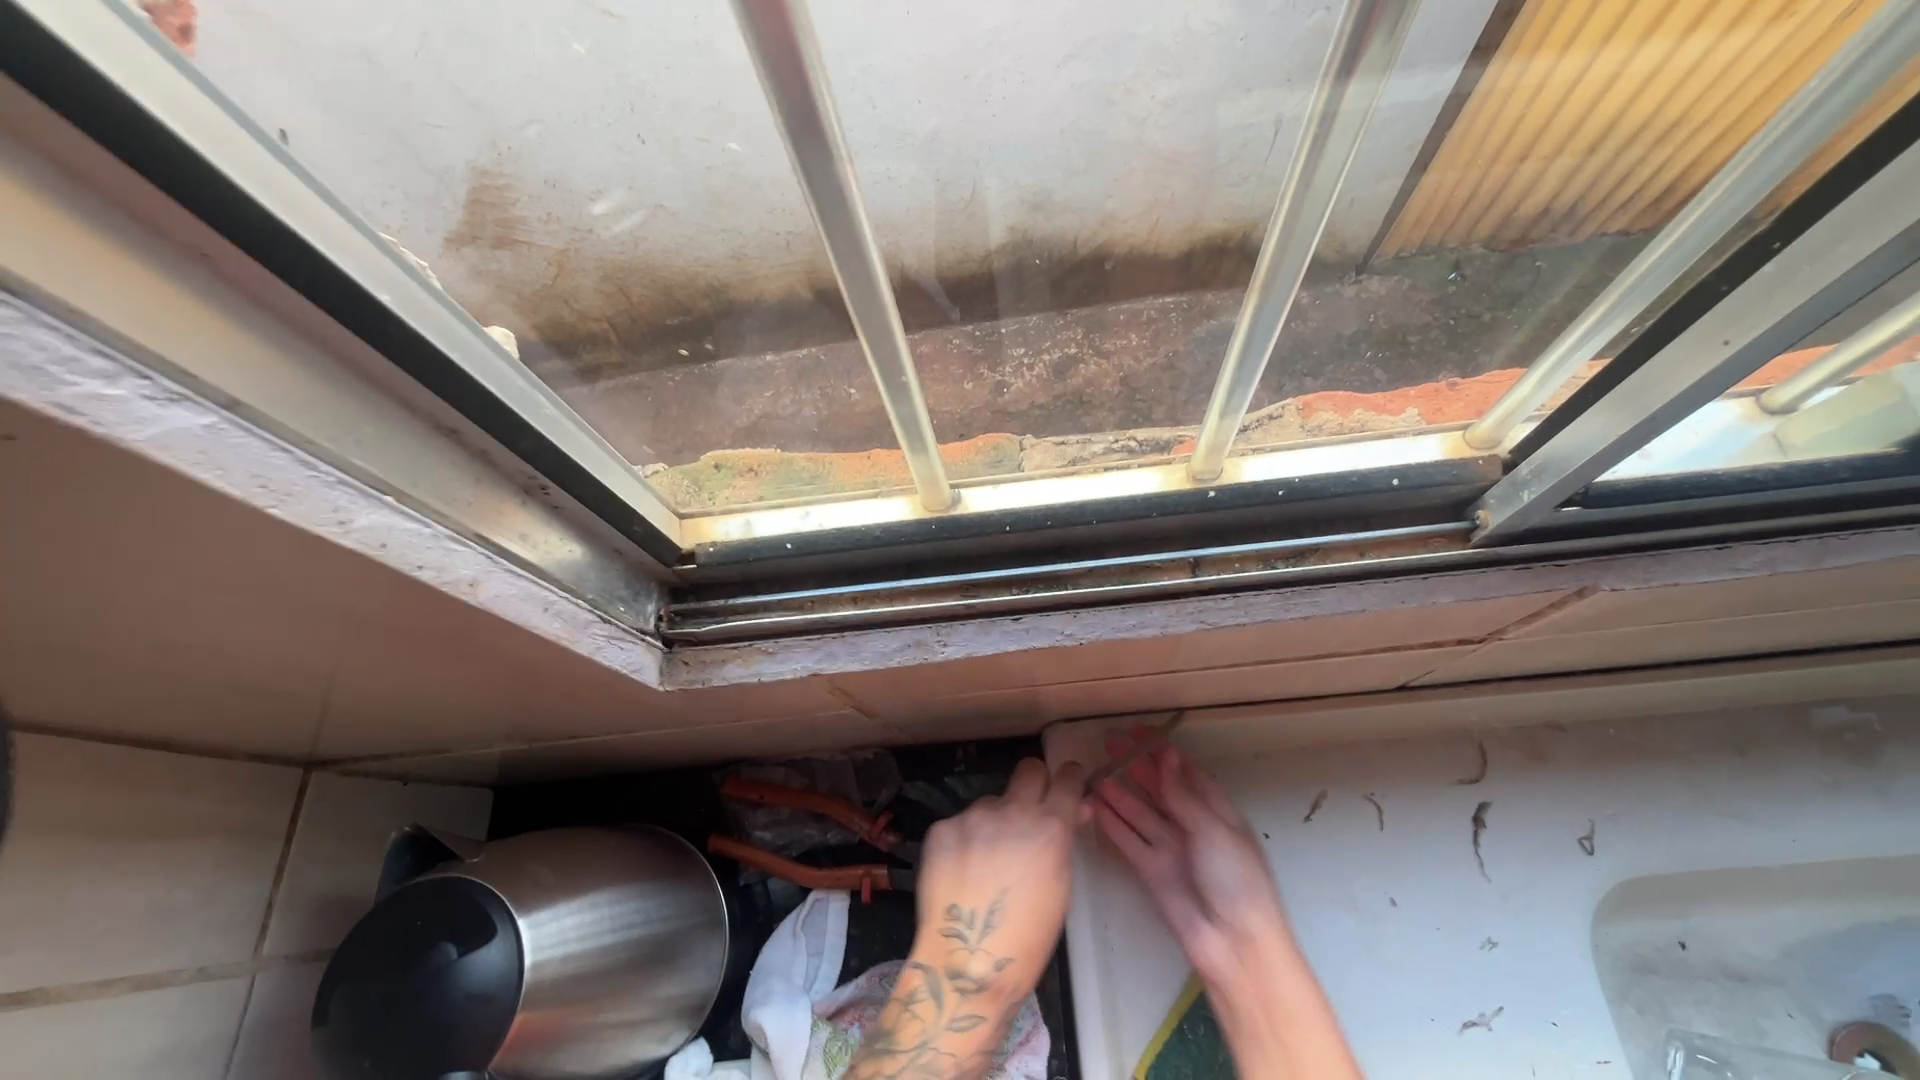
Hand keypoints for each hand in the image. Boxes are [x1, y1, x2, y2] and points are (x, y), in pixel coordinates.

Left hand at [846, 758, 1083, 1079]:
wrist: (966, 963)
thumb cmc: (1027, 938)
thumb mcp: (1060, 887)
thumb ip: (1062, 841)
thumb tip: (1073, 811)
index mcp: (1050, 827)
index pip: (1066, 779)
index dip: (1068, 778)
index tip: (1064, 781)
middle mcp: (1012, 811)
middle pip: (1028, 770)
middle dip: (1033, 783)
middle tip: (1027, 810)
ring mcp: (973, 816)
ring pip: (990, 804)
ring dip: (992, 823)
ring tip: (984, 863)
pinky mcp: (941, 828)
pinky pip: (960, 824)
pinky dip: (963, 841)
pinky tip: (960, 872)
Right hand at [1089, 736, 1288, 990]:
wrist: (1233, 944)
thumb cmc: (1236, 880)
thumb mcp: (1214, 830)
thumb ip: (1184, 795)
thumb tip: (1166, 756)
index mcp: (1216, 812)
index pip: (1186, 772)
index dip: (1163, 751)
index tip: (1139, 732)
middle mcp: (1191, 826)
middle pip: (1159, 789)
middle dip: (1136, 767)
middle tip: (1108, 745)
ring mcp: (1169, 848)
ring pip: (1139, 812)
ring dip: (1118, 792)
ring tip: (1094, 771)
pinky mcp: (1150, 870)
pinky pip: (1128, 839)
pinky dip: (1112, 823)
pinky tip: (1094, 805)